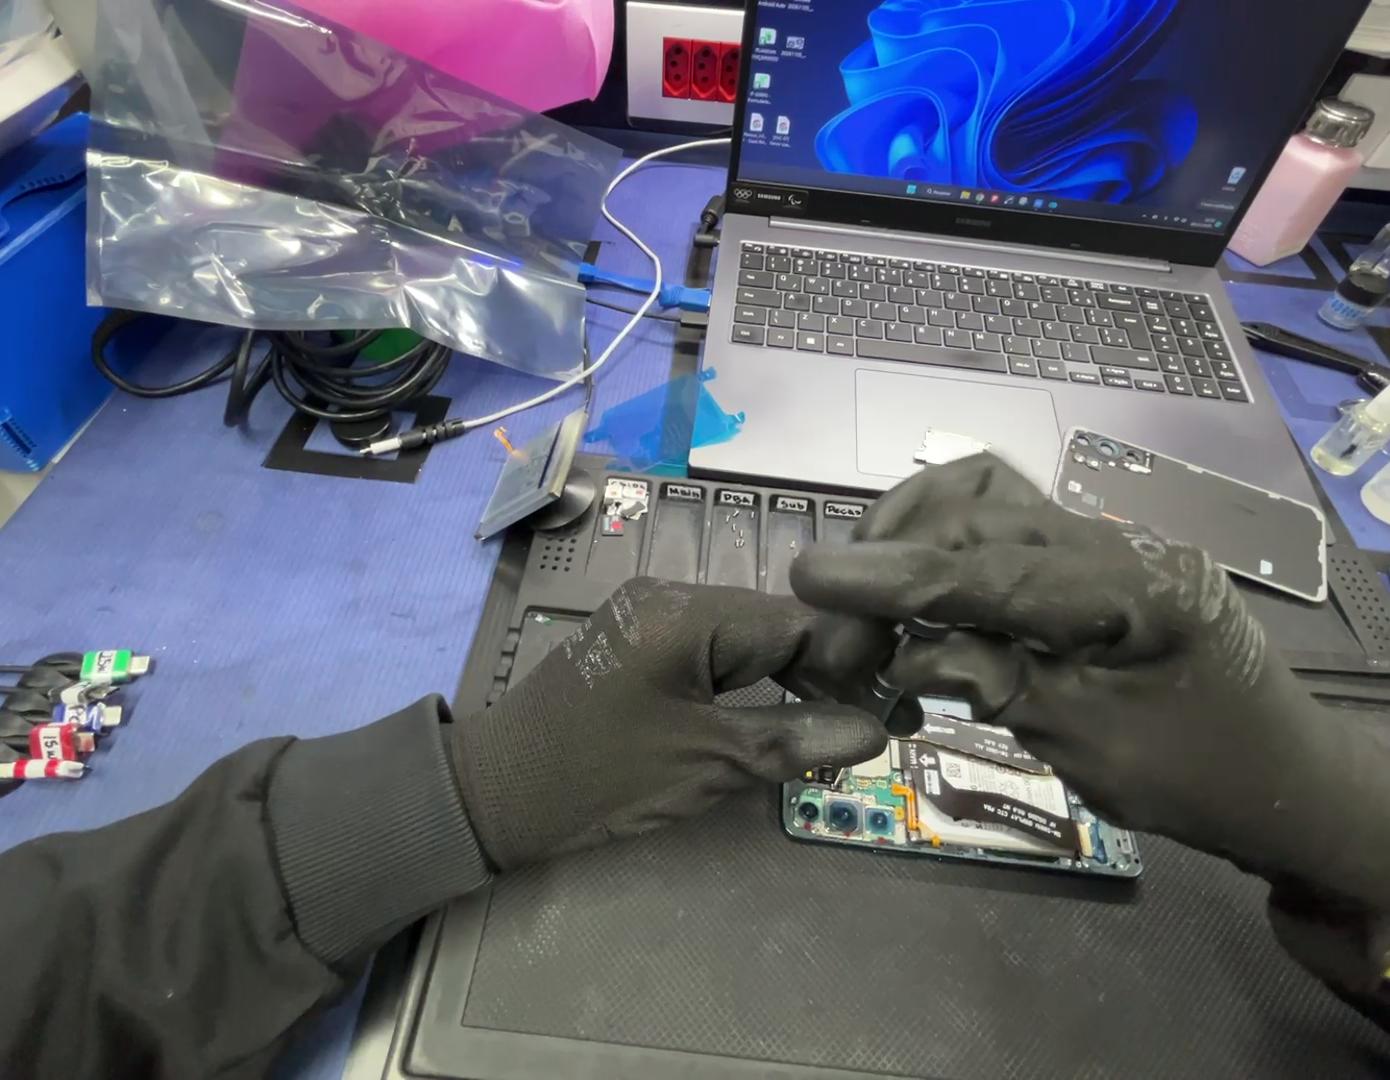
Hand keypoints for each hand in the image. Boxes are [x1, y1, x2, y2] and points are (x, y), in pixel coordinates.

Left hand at [446, 578, 887, 869]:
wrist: (496, 790)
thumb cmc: (598, 776)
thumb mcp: (704, 763)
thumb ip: (793, 738)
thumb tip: (875, 728)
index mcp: (686, 612)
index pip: (795, 620)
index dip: (850, 660)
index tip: (893, 703)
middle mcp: (673, 595)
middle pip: (773, 622)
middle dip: (824, 669)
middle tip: (875, 719)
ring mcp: (655, 614)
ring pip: (747, 635)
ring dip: (791, 675)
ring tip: (837, 720)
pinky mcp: (645, 640)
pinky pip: (714, 649)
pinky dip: (750, 679)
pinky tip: (782, 708)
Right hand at [791, 454, 1389, 986]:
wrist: (1292, 778)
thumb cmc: (1200, 778)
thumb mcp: (1091, 746)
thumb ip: (996, 681)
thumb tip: (907, 650)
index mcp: (1133, 589)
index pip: (986, 568)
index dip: (890, 575)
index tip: (810, 577)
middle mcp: (1113, 538)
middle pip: (972, 511)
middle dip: (890, 561)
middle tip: (841, 628)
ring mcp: (1099, 534)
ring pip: (981, 489)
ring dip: (911, 526)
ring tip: (870, 582)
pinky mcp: (1082, 549)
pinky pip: (997, 514)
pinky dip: (941, 533)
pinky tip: (920, 576)